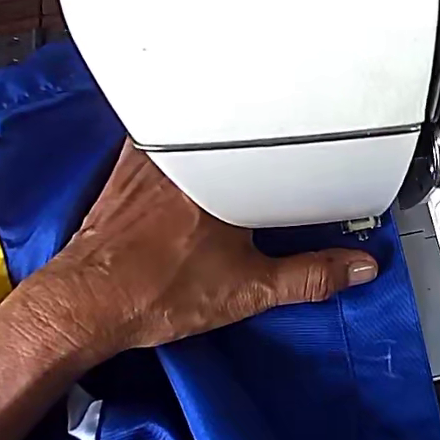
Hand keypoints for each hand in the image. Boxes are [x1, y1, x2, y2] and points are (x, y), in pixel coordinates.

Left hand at [11, 146, 378, 364]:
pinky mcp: (130, 169)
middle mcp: (185, 161)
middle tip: (284, 157)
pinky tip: (198, 164)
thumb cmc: (152, 294)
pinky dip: (189, 147)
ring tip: (245, 158)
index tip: (316, 168)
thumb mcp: (250, 289)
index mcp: (222, 183)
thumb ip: (310, 277)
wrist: (83, 306)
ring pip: (203, 132)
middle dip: (264, 146)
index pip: (279, 154)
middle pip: (241, 136)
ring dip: (224, 142)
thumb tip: (356, 269)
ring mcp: (153, 160)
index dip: (303, 158)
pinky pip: (168, 141)